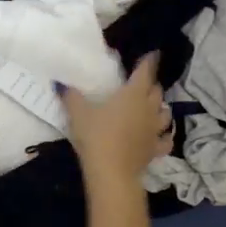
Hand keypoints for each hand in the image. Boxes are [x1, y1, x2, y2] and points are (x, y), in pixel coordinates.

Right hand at [63, 52, 170, 186]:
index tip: (153, 54)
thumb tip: (60, 83)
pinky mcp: (155, 149)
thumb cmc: (96, 136)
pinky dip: (163, 136)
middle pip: (157, 91)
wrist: (111, 172)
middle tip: (142, 85)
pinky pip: (165, 140)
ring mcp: (155, 130)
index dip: (149, 61)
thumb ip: (71, 97)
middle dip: (151, 86)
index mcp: (133, 94)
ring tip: (152, 108)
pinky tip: (158, 137)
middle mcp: (149, 108)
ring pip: (166, 113)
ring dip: (160, 108)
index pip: (145, 72)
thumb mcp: (78, 114)